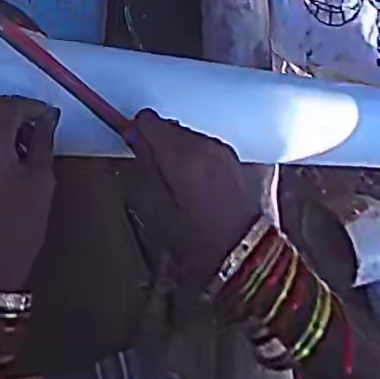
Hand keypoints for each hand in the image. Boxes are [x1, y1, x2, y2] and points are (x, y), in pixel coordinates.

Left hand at [0, 96, 59, 291]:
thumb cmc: (19, 223)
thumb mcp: (41, 179)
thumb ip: (43, 140)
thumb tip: (46, 118)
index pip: (9, 104)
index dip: (32, 106)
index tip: (49, 118)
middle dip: (17, 116)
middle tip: (39, 133)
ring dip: (2, 130)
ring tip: (24, 151)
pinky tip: (5, 164)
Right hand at [123, 110, 259, 289]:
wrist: (246, 258)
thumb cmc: (196, 242)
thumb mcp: (156, 210)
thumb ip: (143, 166)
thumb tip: (133, 137)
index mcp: (180, 154)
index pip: (148, 120)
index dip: (138, 134)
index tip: (136, 150)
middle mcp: (202, 143)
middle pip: (169, 126)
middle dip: (158, 145)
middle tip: (157, 177)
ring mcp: (221, 149)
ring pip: (187, 136)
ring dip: (178, 151)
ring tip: (178, 187)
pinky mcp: (233, 157)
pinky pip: (204, 146)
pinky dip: (196, 158)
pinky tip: (197, 187)